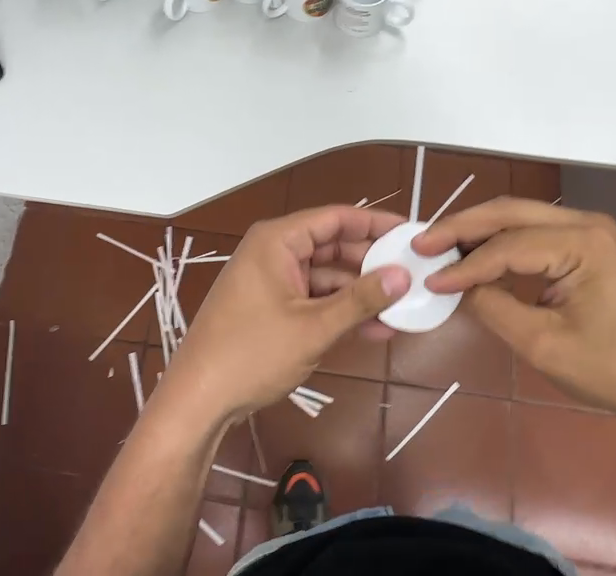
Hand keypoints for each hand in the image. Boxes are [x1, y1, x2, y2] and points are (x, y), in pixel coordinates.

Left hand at [160, 206, 410, 420]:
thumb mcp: (314, 327)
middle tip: (415, 273)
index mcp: (278, 240)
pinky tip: (376, 328)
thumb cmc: (253, 353)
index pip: (335, 218)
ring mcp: (272, 280)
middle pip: (333, 246)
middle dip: (372, 263)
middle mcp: (274, 252)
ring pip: (327, 276)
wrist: (200, 398)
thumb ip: (360, 300)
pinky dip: (341, 311)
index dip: (375, 223)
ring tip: (404, 306)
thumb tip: (403, 276)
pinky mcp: (272, 307)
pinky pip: (314, 299)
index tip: (412, 233)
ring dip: (361, 293)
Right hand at [413, 198, 615, 419]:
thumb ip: (491, 306)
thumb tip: (449, 284)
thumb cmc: (606, 370)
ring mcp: (588, 229)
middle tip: (422, 242)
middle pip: (510, 213)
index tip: (429, 279)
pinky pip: (532, 230)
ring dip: (477, 230)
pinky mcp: (584, 242)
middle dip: (462, 227)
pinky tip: (471, 253)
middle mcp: (587, 224)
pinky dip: (498, 240)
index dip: (465, 264)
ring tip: (438, 245)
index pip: (510, 245)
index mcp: (585, 244)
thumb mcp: (540, 343)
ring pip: (518, 216)